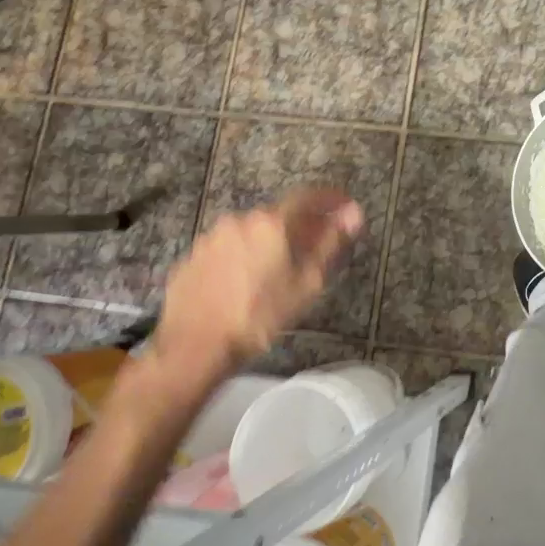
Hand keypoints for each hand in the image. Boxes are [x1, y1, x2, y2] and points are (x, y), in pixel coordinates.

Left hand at [155, 188, 364, 372]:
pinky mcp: (191, 259)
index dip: (330, 200)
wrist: (192, 348)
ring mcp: (210, 238)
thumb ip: (331, 244)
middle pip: (279, 215)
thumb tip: (354, 214)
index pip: (308, 197)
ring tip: (282, 266)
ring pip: (251, 232)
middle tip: (316, 244)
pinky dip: (244, 255)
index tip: (345, 207)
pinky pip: (228, 248)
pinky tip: (248, 280)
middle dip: (301, 225)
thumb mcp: (306, 284)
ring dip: (271, 240)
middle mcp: (239, 220)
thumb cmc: (259, 317)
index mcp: (271, 222)